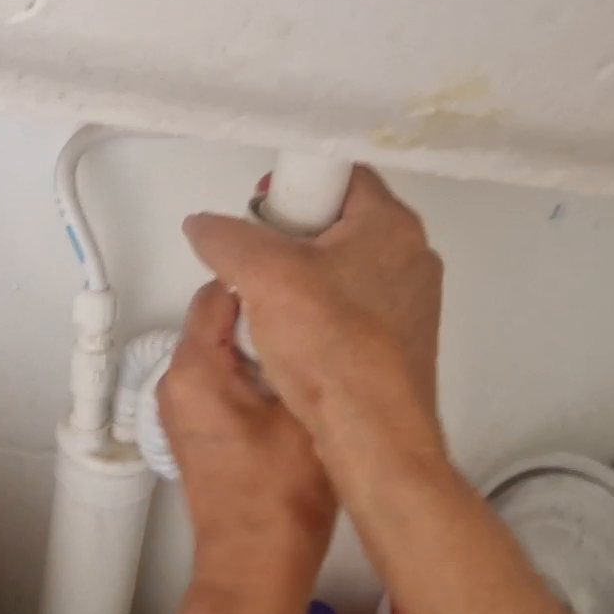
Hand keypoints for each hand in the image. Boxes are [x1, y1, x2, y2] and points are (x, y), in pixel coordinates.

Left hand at [158, 283, 336, 613]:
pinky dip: (243, 366)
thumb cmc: (279, 497)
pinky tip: (285, 377)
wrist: (255, 565)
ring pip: (216, 346)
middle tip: (305, 308)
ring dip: (252, 340)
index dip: (258, 280)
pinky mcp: (192, 425)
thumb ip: (296, 354)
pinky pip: (215, 374)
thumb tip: (306, 318)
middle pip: (212, 317)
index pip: (216, 293)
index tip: (294, 277)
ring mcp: (180, 404)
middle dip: (257, 309)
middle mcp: (175, 380)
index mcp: (194, 368)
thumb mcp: (302, 411)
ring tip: (300, 340)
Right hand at [182, 166, 445, 460]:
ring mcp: (411, 300)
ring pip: (340, 263)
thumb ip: (224, 237)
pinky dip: (318, 308)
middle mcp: (411, 255)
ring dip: (299, 274)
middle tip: (256, 260)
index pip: (338, 174)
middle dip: (289, 235)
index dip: (293, 185)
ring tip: (268, 301)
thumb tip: (201, 226)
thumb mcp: (261, 274)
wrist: (374, 440)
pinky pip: (350, 302)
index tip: (261, 214)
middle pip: (336, 218)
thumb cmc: (329, 344)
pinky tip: (292, 335)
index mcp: (391, 224)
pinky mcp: (402, 339)